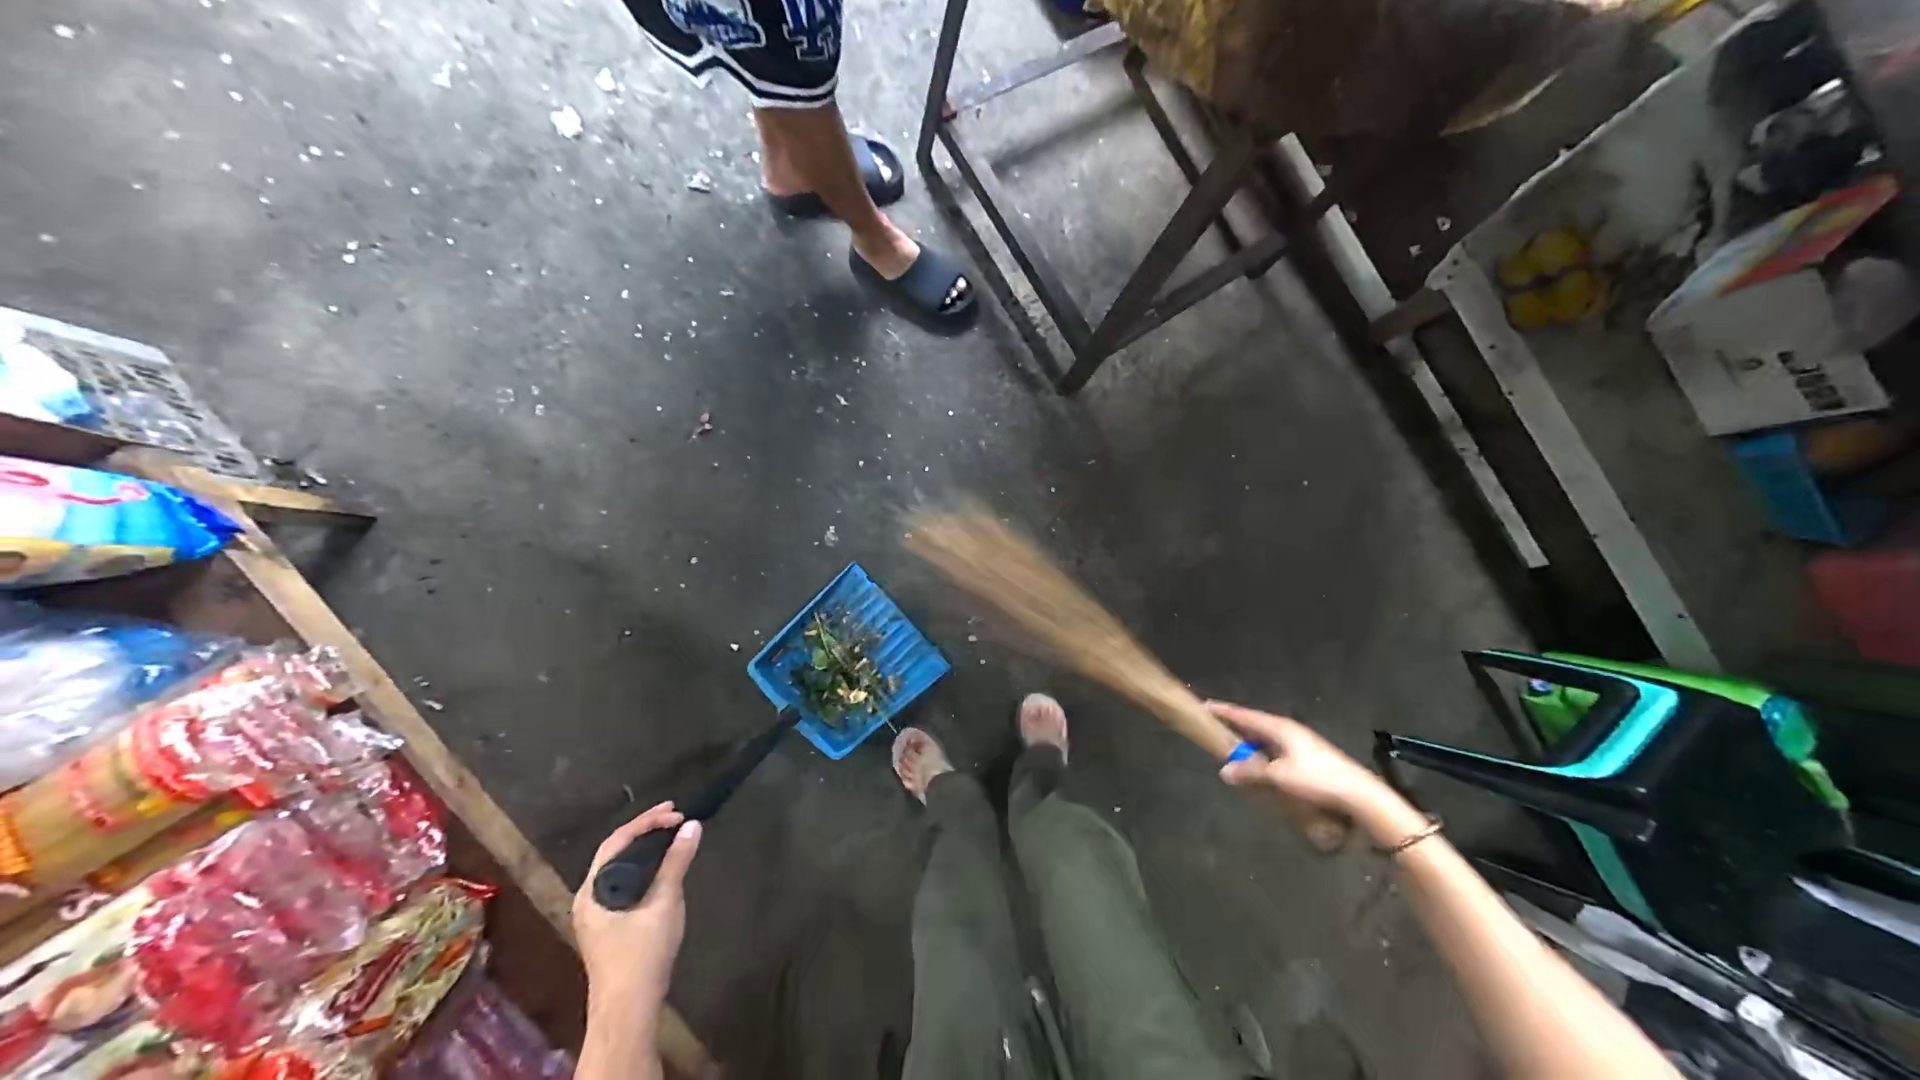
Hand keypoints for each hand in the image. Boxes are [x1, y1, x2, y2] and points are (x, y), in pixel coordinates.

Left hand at [573, 801, 702, 1022]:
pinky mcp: (608, 925)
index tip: (676, 811)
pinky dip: (644, 865)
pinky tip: (662, 866)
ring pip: (620, 867)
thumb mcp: (664, 902)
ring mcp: (597, 913)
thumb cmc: (642, 954)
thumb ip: (676, 862)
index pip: (617, 841)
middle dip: (645, 830)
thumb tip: (691, 825)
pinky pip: (624, 882)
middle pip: (615, 851)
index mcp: (593, 891)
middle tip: (675, 815)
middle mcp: (589, 898)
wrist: (628, 1008)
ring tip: (671, 833)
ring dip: (645, 847)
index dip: (646, 821)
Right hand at [1208, 701, 1423, 844]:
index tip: (1206, 706)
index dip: (1226, 711)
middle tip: (1217, 728)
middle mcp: (1290, 731)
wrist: (1359, 795)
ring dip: (1250, 744)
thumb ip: (1251, 772)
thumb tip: (1224, 770)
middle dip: (1237, 726)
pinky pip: (1276, 751)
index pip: (1246, 715)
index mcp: (1281, 728)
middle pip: (1256, 725)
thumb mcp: (1279, 776)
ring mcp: (1301, 744)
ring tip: (1235, 750)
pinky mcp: (1309, 758)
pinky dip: (1263, 754)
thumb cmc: (1318, 780)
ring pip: (1267, 739)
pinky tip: (1261, 767)